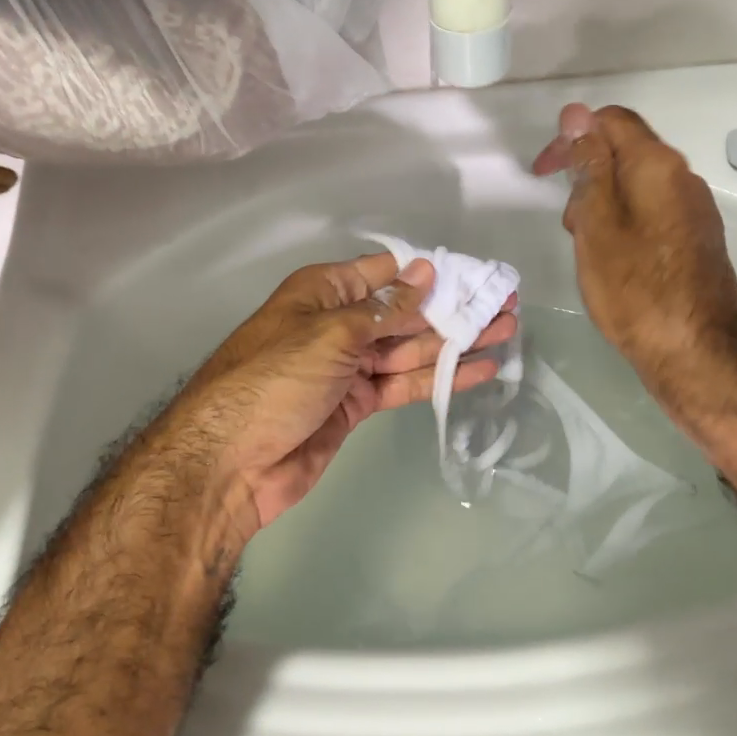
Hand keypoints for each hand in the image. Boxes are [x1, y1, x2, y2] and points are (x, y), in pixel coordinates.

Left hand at [158, 253, 517, 537]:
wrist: (229, 463)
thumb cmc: (274, 381)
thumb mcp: (330, 334)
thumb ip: (383, 309)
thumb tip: (423, 272)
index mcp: (324, 293)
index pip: (386, 273)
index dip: (431, 272)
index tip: (477, 274)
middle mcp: (338, 325)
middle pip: (404, 312)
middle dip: (453, 309)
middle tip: (507, 304)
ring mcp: (348, 367)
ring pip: (409, 349)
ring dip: (455, 343)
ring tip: (506, 331)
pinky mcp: (357, 405)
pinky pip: (403, 384)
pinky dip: (438, 378)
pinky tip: (478, 370)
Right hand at [532, 104, 736, 411]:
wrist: (693, 351)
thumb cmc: (633, 289)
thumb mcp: (596, 224)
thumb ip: (589, 166)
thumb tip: (578, 114)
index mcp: (659, 165)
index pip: (612, 121)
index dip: (572, 136)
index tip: (544, 172)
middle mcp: (684, 178)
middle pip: (626, 153)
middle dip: (586, 177)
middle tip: (568, 224)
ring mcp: (696, 210)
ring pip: (638, 186)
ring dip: (603, 205)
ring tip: (588, 249)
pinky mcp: (698, 240)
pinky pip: (654, 213)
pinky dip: (625, 224)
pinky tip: (615, 262)